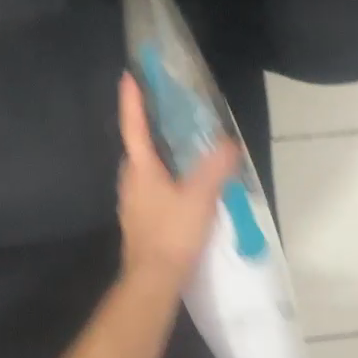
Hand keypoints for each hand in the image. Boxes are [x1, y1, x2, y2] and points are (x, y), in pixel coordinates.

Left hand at [115, 72, 238, 286]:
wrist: (152, 281)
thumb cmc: (172, 233)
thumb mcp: (200, 197)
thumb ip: (215, 168)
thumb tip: (229, 143)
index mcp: (140, 168)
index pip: (134, 125)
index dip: (132, 100)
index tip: (129, 76)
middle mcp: (130, 180)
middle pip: (138, 145)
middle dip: (149, 126)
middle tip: (166, 109)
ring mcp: (132, 202)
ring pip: (145, 168)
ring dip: (158, 153)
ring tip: (181, 144)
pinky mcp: (140, 219)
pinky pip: (151, 187)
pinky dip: (164, 176)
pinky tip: (183, 184)